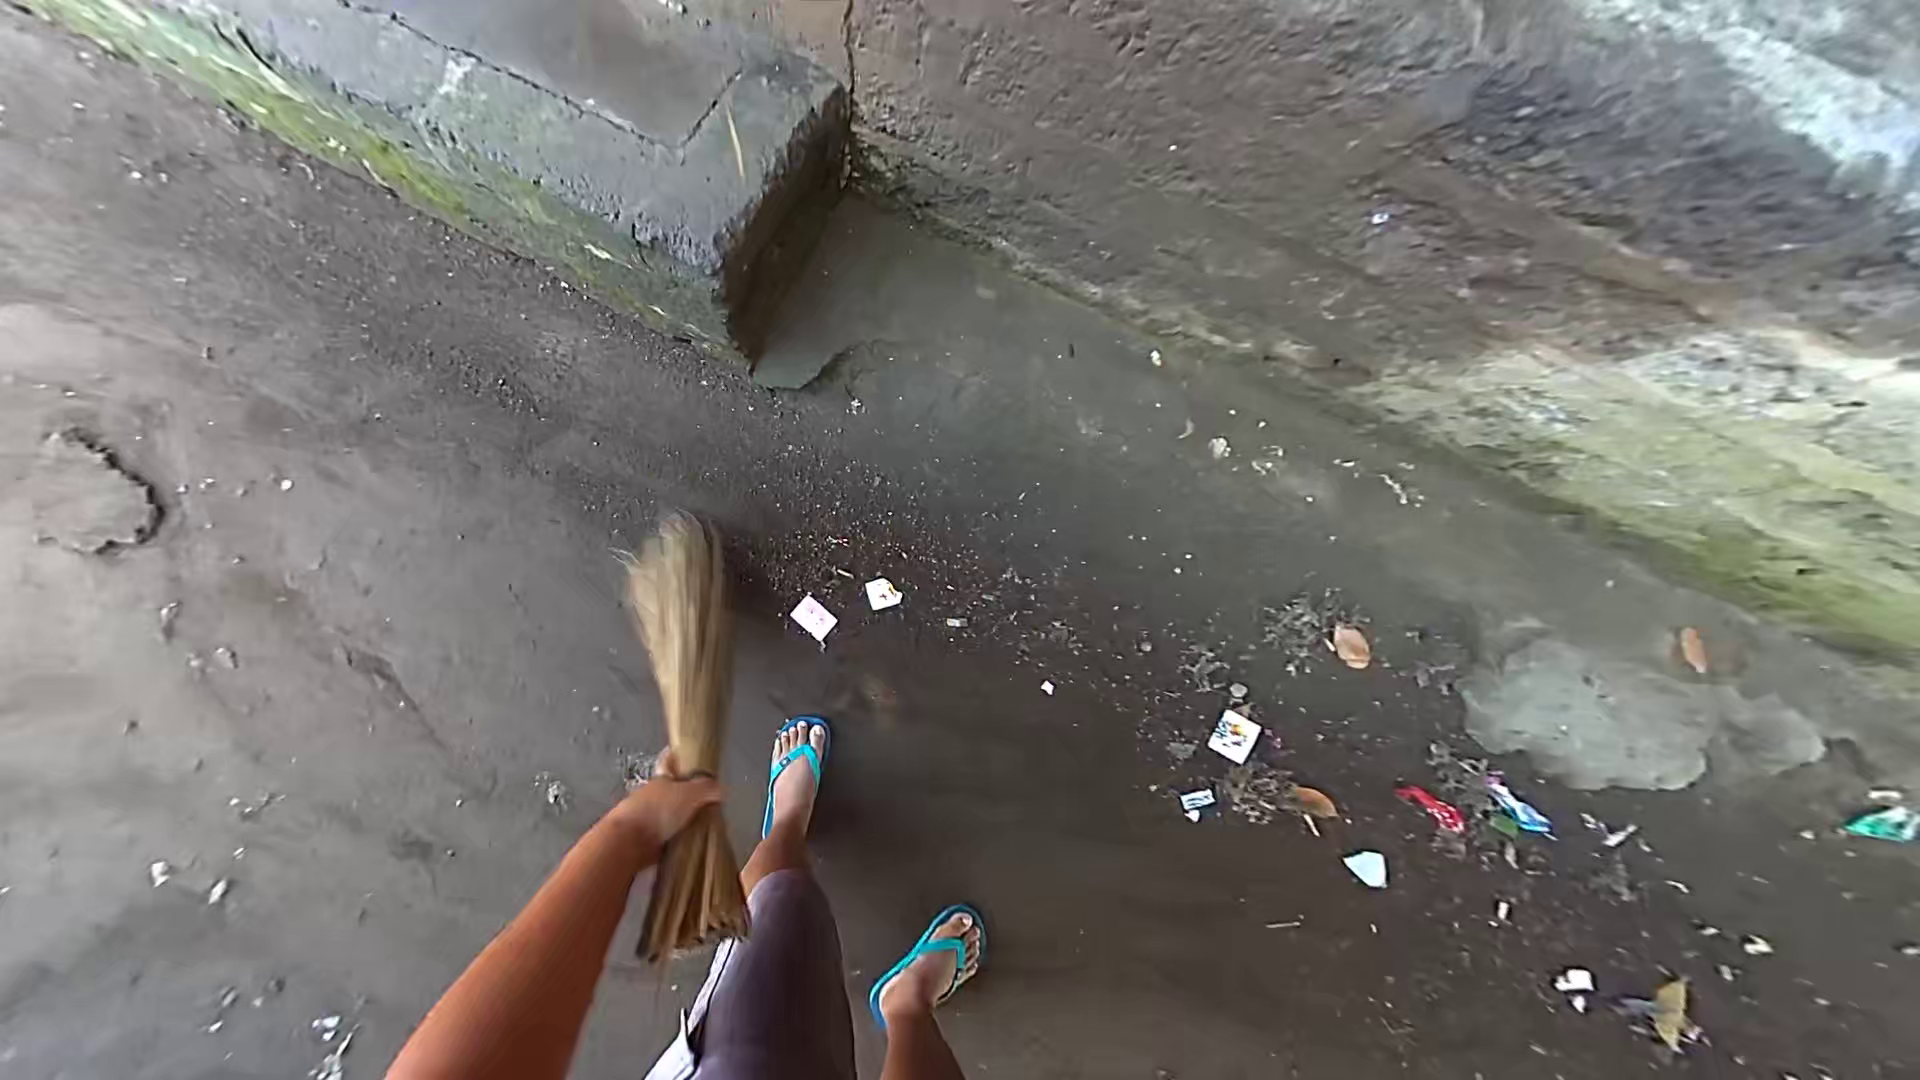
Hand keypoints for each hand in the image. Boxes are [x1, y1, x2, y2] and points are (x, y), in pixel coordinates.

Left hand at [606, 751, 722, 847]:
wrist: (624, 845)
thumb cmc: (658, 811)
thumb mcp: (692, 794)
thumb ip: (709, 788)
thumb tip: (722, 789)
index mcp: (661, 779)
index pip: (672, 763)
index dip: (683, 761)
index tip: (696, 765)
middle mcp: (650, 795)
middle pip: (672, 792)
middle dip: (687, 798)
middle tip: (708, 805)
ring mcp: (643, 819)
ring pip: (667, 816)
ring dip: (681, 822)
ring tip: (702, 829)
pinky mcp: (640, 843)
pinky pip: (664, 839)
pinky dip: (674, 842)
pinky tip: (688, 846)